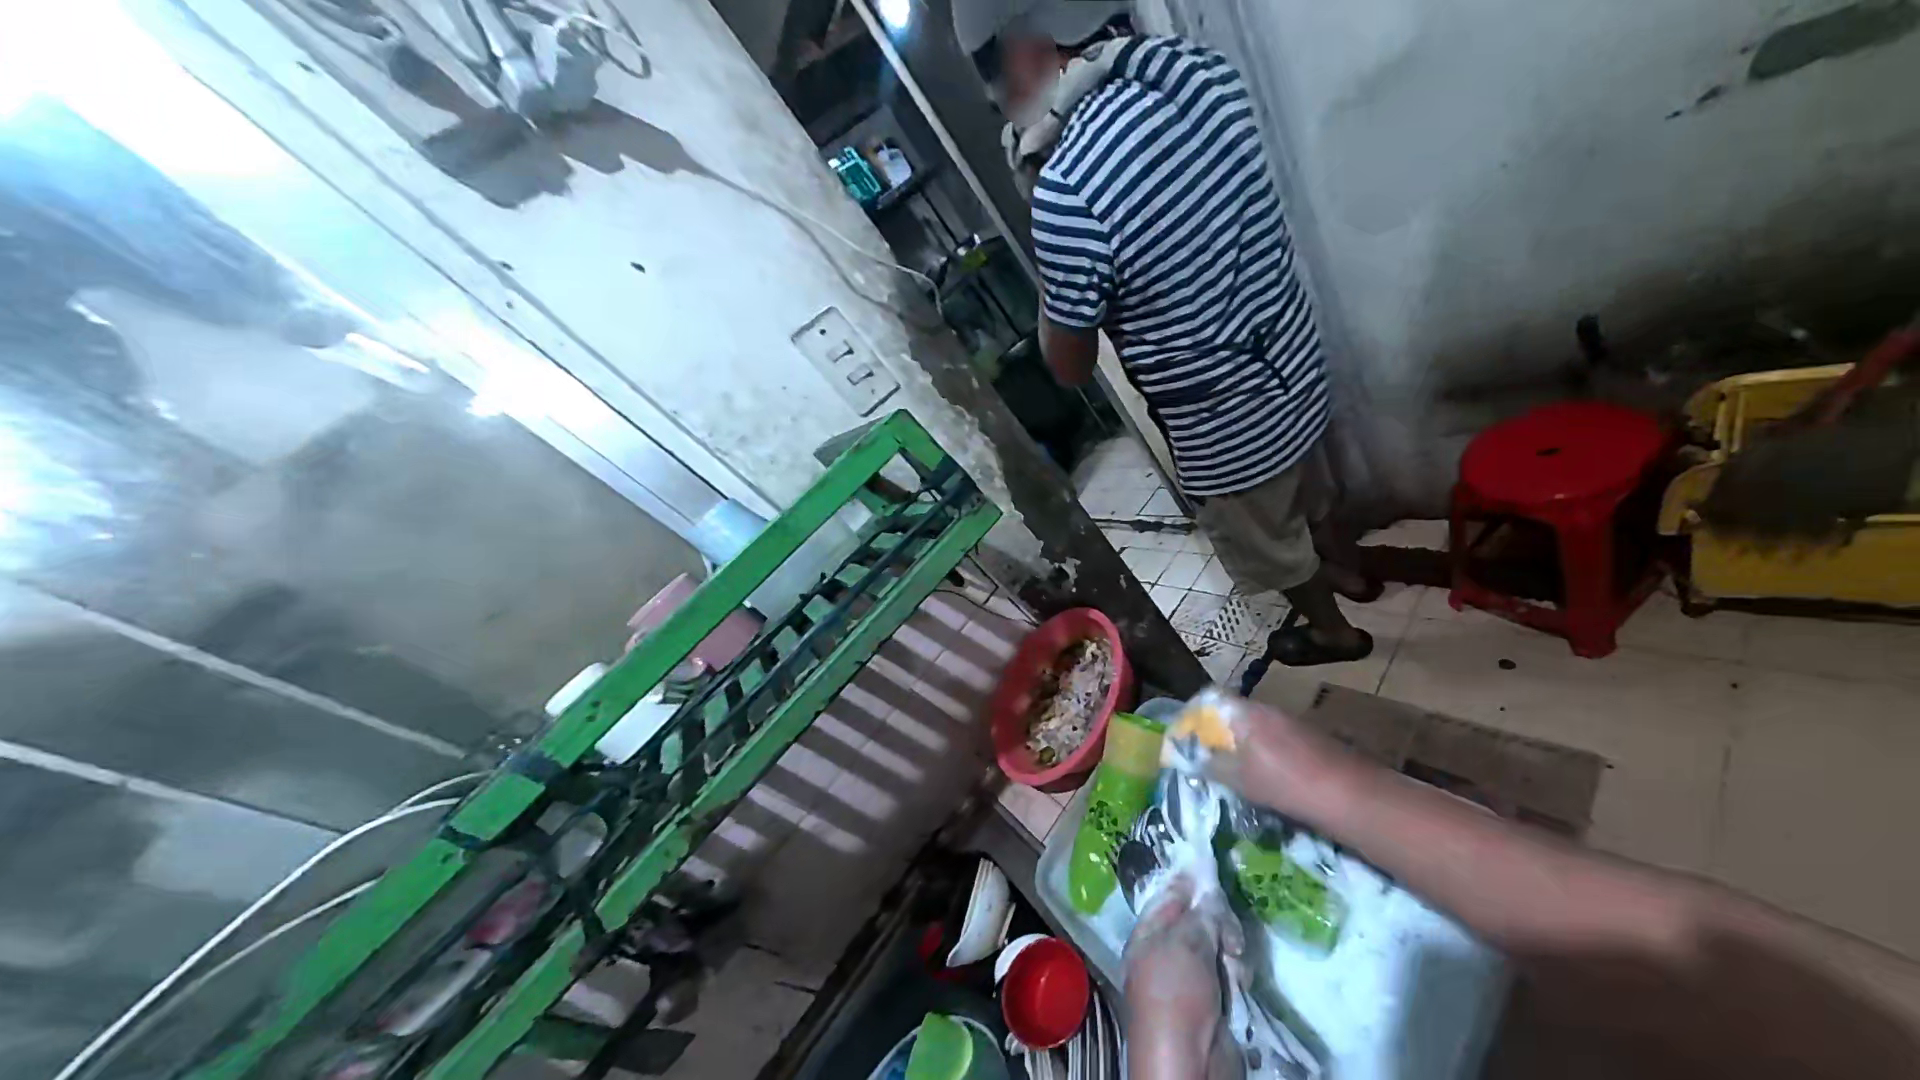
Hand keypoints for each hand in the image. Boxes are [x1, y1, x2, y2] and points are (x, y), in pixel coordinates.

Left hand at [1123, 877, 1232, 1076]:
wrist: (1188, 1063)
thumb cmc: (1175, 994)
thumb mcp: (1184, 944)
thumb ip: (1200, 915)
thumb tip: (1210, 893)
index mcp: (1147, 935)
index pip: (1168, 897)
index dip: (1189, 884)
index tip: (1211, 869)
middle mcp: (1166, 952)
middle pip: (1198, 921)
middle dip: (1218, 925)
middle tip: (1231, 939)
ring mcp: (1191, 978)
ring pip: (1219, 946)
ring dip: (1231, 954)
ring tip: (1234, 970)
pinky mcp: (1214, 1001)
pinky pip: (1230, 974)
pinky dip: (1237, 977)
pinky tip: (1240, 988)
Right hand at [1202, 697, 1359, 827]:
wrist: (1355, 798)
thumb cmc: (1287, 782)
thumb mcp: (1240, 779)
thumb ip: (1211, 766)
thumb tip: (1189, 759)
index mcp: (1248, 712)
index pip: (1211, 699)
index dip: (1194, 716)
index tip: (1184, 738)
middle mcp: (1270, 710)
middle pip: (1234, 714)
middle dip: (1218, 734)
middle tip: (1206, 758)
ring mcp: (1294, 724)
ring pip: (1256, 729)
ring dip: (1242, 746)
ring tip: (1233, 772)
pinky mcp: (1313, 741)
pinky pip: (1276, 741)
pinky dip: (1265, 755)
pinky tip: (1266, 780)